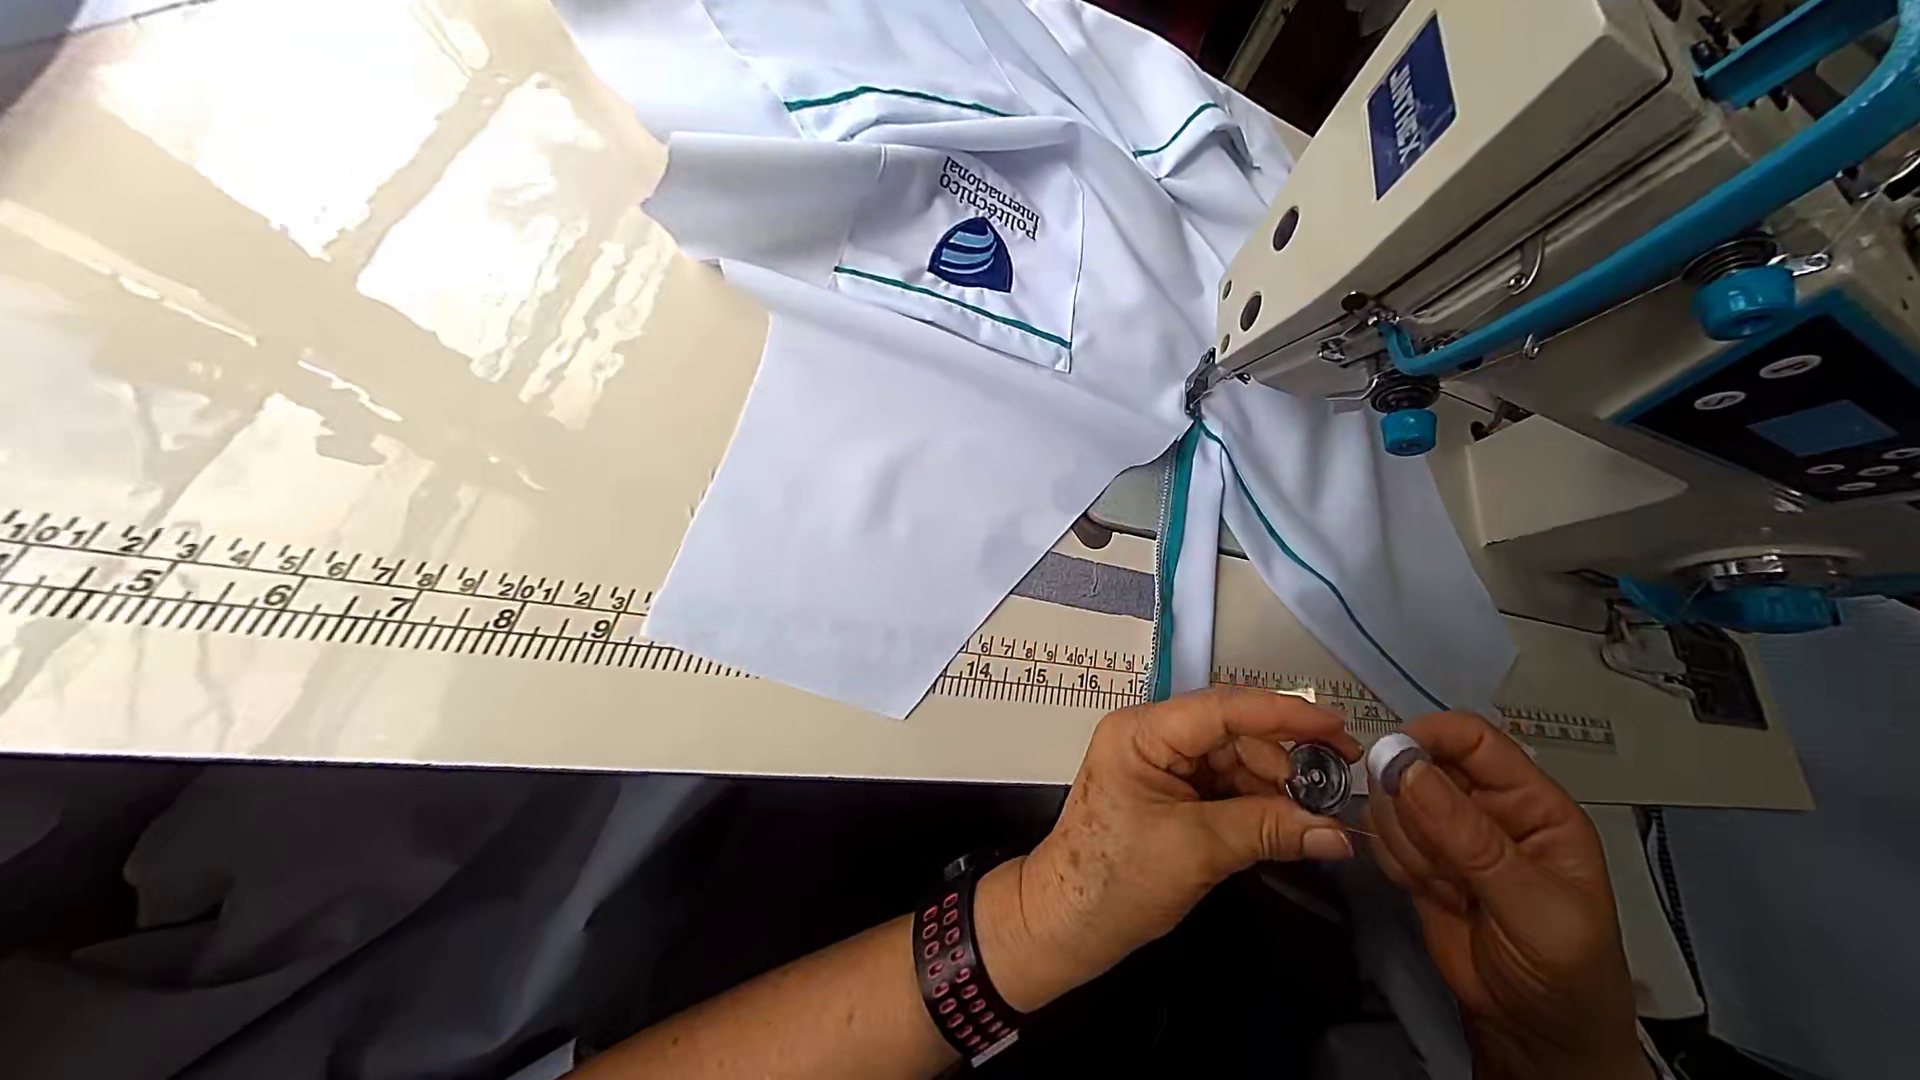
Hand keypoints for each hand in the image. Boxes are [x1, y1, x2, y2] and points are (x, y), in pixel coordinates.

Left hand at [974, 687, 1361, 1011]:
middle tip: (1333, 786)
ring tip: (1309, 814)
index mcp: (1140, 732)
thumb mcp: (1196, 849)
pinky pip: (1221, 780)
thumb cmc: (1112, 879)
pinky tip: (1282, 820)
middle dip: (1281, 758)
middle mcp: (1148, 735)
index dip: (1282, 714)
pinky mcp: (1167, 787)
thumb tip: (1335, 831)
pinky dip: (1254, 799)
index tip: (1335, 727)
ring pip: (1231, 756)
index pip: (1220, 707)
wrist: (1068, 920)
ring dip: (1272, 783)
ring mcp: (1157, 760)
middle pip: (1230, 730)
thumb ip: (1267, 829)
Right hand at [1365, 712, 1648, 1079]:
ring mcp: (1442, 828)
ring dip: (1404, 844)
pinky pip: (1376, 830)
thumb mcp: (1535, 909)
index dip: (1428, 737)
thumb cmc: (1565, 972)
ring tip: (1446, 888)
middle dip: (1411, 810)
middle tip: (1438, 861)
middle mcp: (1482, 804)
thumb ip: (1472, 839)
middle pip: (1416, 763)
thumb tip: (1404, 767)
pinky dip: (1390, 859)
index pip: (1471, 738)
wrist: (1534, 1034)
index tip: (1390, 762)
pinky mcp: (1411, 851)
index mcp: (1531, 802)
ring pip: (1389, 798)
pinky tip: (1426, 891)